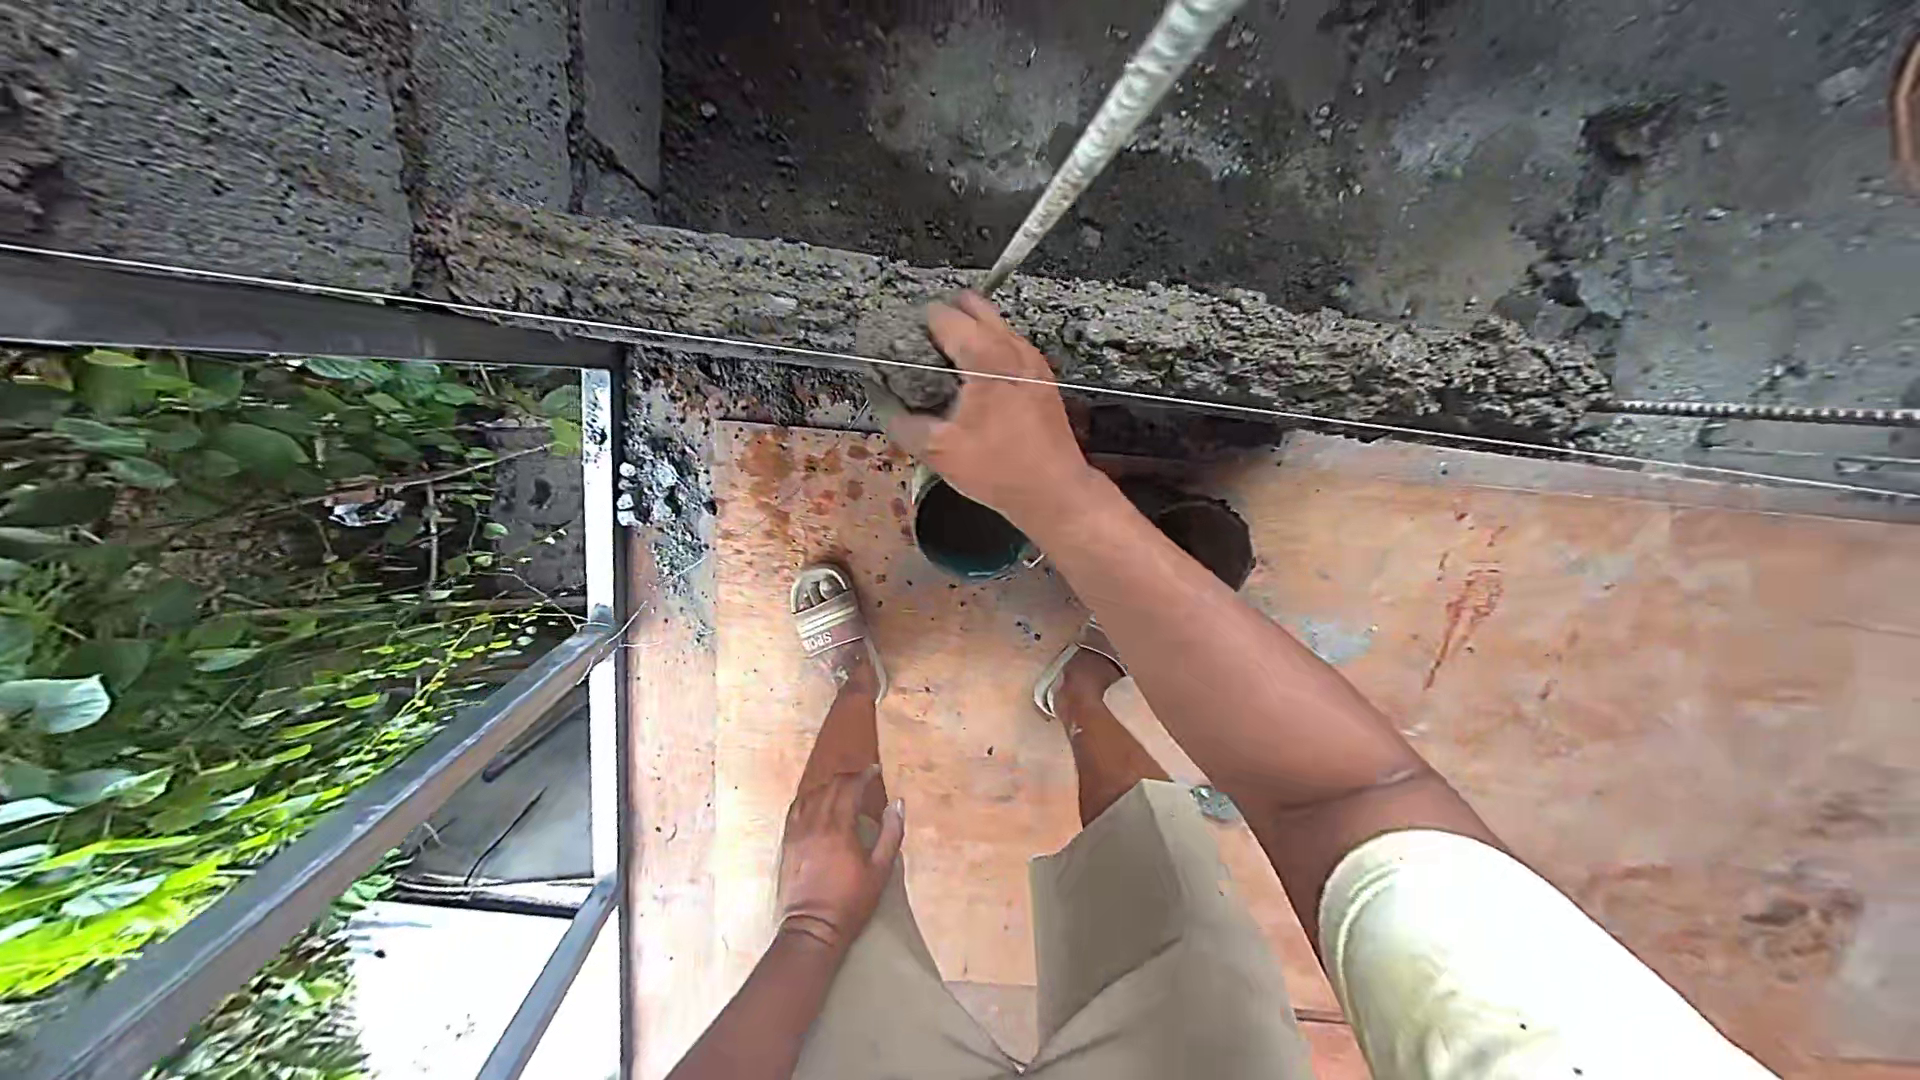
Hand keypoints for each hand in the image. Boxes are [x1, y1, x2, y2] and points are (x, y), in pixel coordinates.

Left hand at [776, 766, 904, 952]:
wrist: (812, 929)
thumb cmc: (851, 901)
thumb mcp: (880, 870)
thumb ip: (891, 832)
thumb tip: (898, 803)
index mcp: (840, 828)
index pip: (851, 787)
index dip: (864, 775)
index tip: (875, 770)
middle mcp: (816, 823)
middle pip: (831, 786)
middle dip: (849, 778)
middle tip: (863, 780)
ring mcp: (798, 832)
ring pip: (812, 794)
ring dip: (829, 786)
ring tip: (843, 790)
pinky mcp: (787, 842)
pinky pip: (796, 808)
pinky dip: (809, 798)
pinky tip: (817, 802)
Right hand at [876, 292, 1099, 531]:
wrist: (1055, 491)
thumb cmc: (1000, 470)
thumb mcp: (940, 452)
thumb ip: (904, 424)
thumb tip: (885, 405)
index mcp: (987, 357)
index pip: (943, 315)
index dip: (916, 325)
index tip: (900, 344)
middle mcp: (1014, 348)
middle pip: (972, 306)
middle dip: (944, 320)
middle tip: (922, 350)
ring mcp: (1032, 361)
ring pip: (994, 324)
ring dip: (968, 335)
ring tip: (945, 368)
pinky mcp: (1041, 378)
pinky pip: (1008, 347)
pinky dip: (987, 352)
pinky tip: (974, 385)